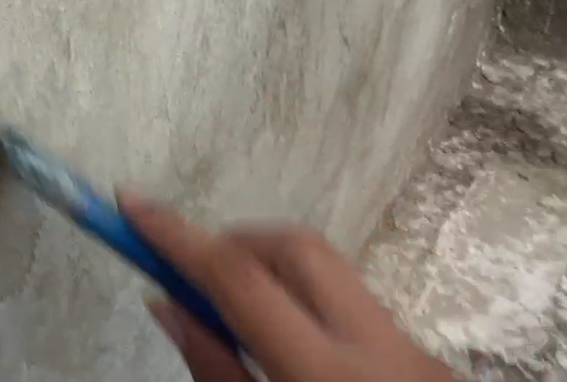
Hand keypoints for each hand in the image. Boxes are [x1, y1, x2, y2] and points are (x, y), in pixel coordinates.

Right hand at [121, 196, 455, 381]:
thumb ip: (214, 368)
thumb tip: (163, 303)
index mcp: (330, 378)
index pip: (237, 276)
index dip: (175, 234)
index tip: (129, 202)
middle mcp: (388, 356)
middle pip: (298, 250)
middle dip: (236, 241)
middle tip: (196, 268)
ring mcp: (424, 362)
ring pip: (332, 280)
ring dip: (274, 278)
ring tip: (242, 322)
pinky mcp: (437, 372)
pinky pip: (358, 314)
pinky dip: (309, 311)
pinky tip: (294, 353)